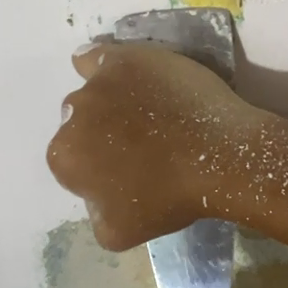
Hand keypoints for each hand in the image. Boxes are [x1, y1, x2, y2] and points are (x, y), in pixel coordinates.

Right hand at [46, 42, 277, 250]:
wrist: (220, 156)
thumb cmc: (172, 197)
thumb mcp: (118, 231)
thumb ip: (92, 211)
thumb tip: (94, 191)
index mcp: (66, 157)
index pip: (72, 159)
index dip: (99, 164)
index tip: (127, 165)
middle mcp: (74, 114)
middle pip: (81, 120)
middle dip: (103, 130)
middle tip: (141, 139)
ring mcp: (102, 81)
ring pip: (94, 89)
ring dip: (109, 99)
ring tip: (144, 109)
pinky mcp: (130, 58)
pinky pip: (100, 56)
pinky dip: (98, 61)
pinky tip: (106, 66)